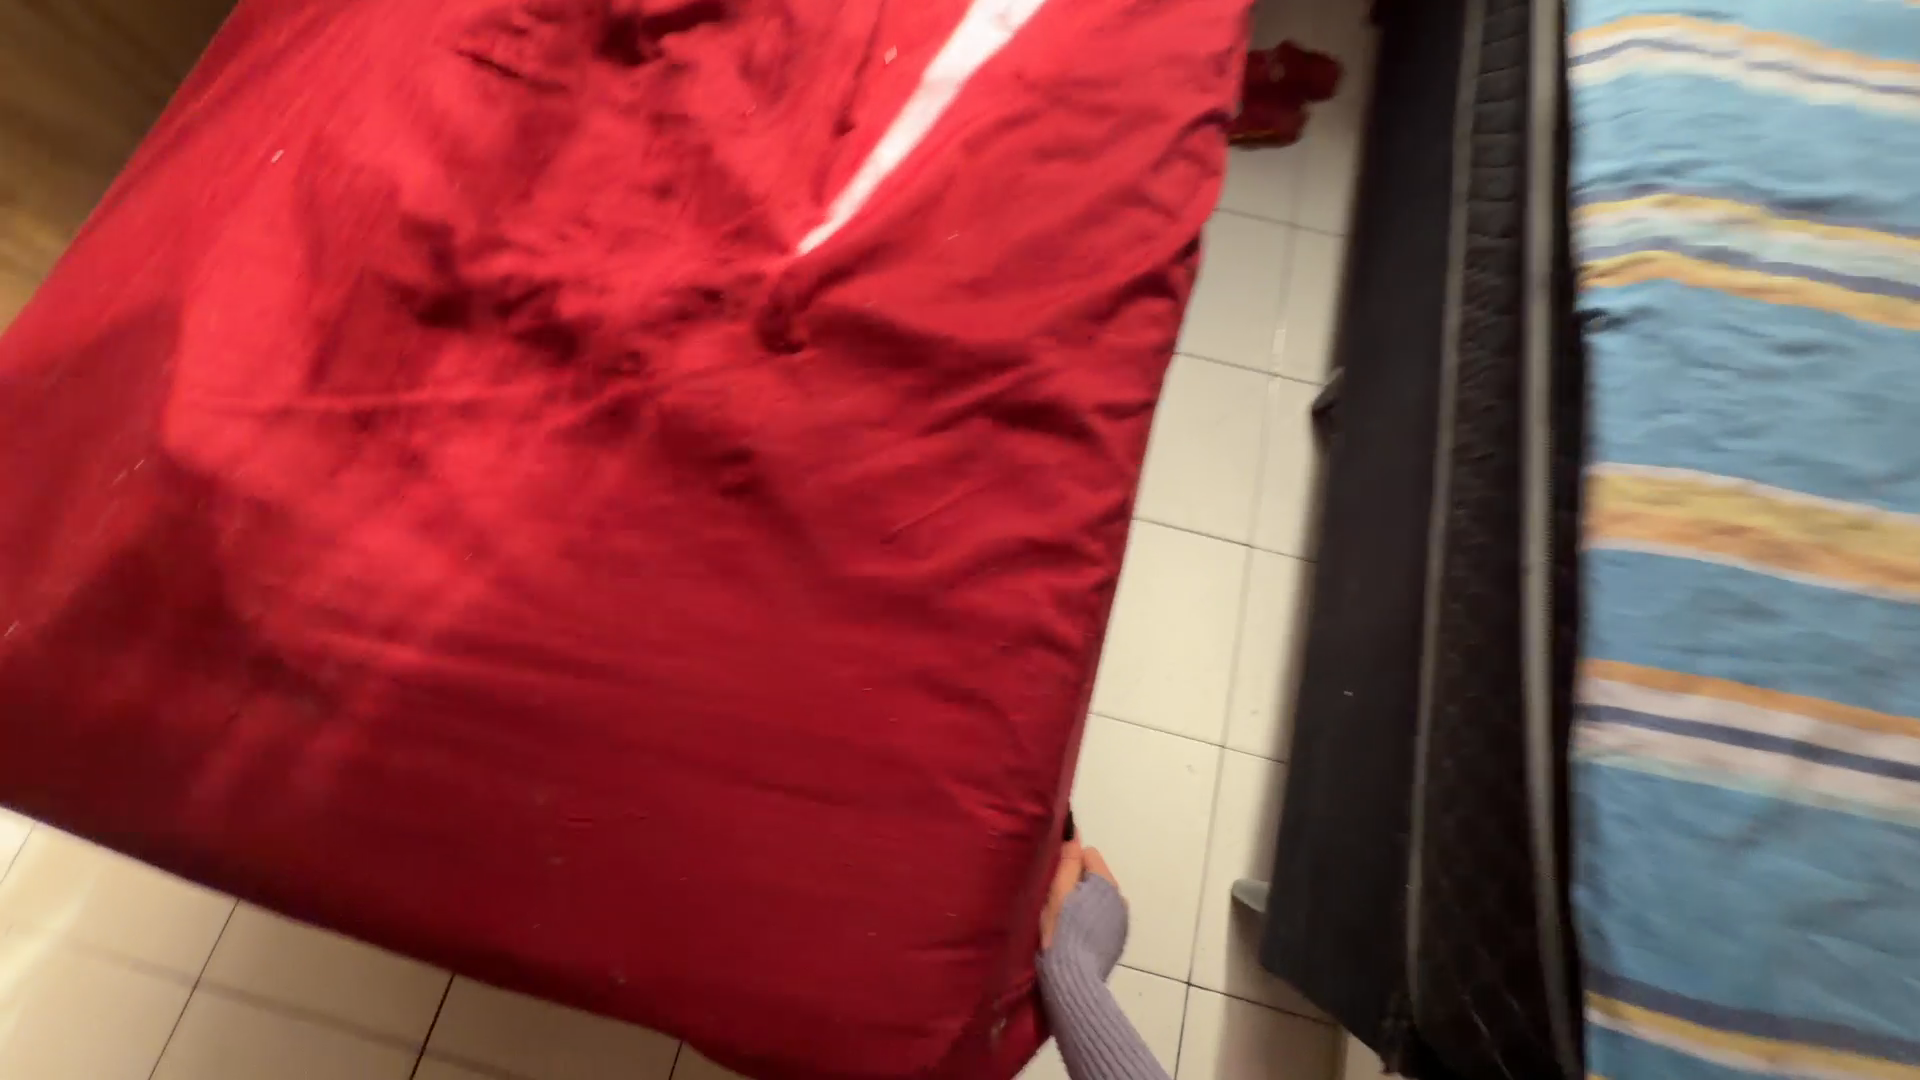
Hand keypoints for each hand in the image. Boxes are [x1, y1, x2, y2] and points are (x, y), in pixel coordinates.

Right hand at [1040, 837, 1118, 950]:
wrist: (1073, 977)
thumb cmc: (1062, 929)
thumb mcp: (1058, 890)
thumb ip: (1068, 859)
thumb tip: (1075, 832)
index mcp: (1106, 882)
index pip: (1088, 854)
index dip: (1070, 864)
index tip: (1057, 882)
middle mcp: (1120, 897)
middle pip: (1094, 875)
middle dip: (1078, 882)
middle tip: (1060, 903)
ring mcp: (1121, 920)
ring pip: (1099, 897)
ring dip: (1085, 902)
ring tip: (1068, 921)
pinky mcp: (1118, 940)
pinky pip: (1103, 917)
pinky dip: (1092, 920)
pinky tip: (1077, 934)